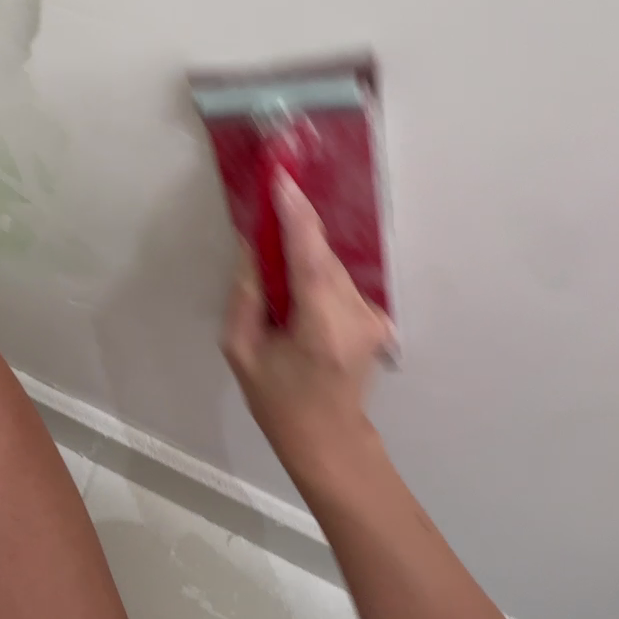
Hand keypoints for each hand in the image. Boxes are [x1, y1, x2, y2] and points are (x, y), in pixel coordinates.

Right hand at [223, 170, 393, 463]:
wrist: (327, 438)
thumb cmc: (276, 399)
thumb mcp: (241, 349)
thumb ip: (246, 294)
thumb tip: (252, 245)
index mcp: (321, 328)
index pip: (311, 259)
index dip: (297, 216)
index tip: (282, 180)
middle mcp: (357, 317)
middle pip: (321, 258)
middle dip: (292, 236)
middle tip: (262, 222)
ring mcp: (373, 317)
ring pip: (331, 267)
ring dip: (301, 260)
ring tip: (277, 283)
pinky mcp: (377, 317)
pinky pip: (337, 282)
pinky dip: (313, 277)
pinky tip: (296, 300)